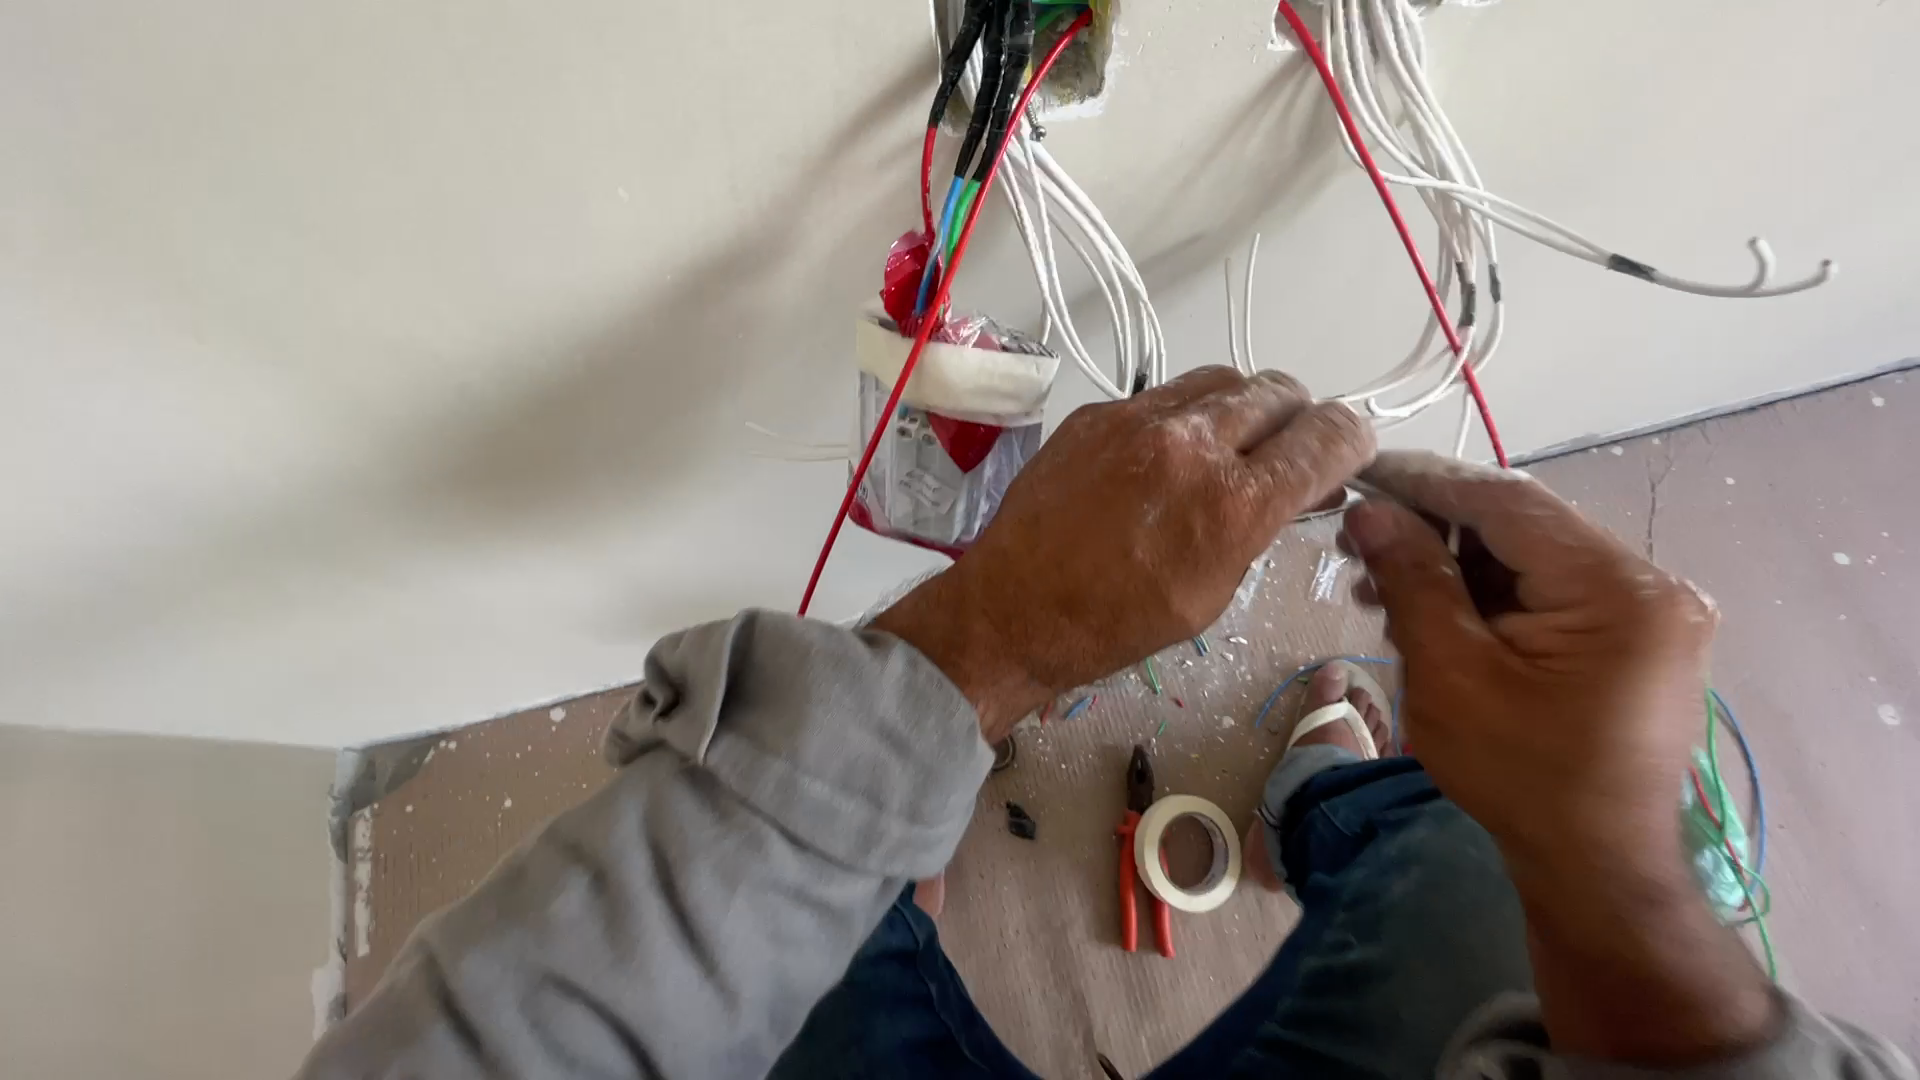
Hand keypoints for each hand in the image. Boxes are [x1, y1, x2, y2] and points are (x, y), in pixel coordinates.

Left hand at [875, 367, 1374, 740]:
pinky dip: (1183, 415)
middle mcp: (1192, 445)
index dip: (1350, 441)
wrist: (1016, 606)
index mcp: (1234, 505)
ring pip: (1223, 379)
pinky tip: (1163, 452)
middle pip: (1280, 391)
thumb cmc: (1116, 623)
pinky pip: (1164, 394)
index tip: (1344, 453)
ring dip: (1242, 407)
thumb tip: (1297, 484)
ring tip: (1227, 445)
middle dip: (1297, 419)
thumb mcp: (1211, 593)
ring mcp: (1137, 419)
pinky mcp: (1097, 413)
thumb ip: (1259, 525)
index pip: (1328, 436)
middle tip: (1282, 452)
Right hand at [1342, 451, 1713, 870]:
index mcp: (1619, 591)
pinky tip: (1419, 610)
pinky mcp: (1619, 635)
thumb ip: (1412, 578)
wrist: (1588, 862)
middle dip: (1428, 525)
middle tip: (1354, 535)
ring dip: (1443, 561)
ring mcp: (1637, 611)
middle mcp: (1644, 586)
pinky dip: (1472, 592)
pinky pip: (1533, 590)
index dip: (1426, 480)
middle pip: (1516, 526)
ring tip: (1374, 583)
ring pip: (1518, 556)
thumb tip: (1369, 511)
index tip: (1359, 470)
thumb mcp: (1449, 670)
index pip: (1508, 503)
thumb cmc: (1517, 771)